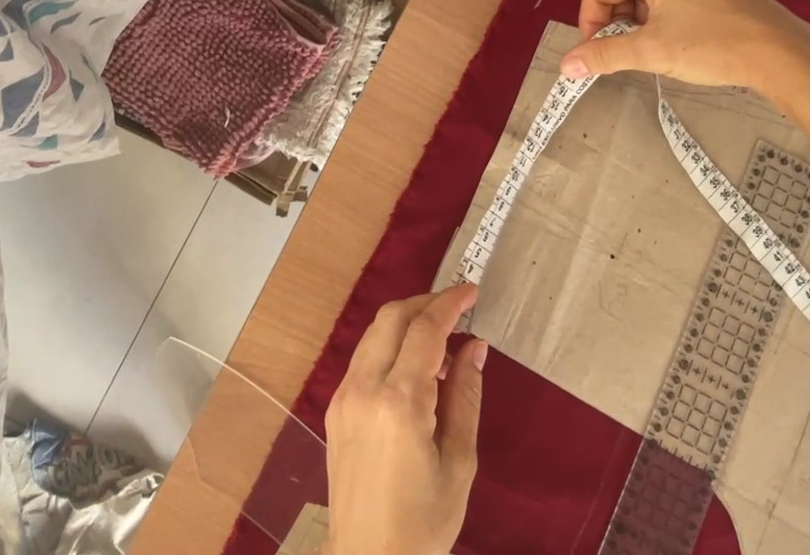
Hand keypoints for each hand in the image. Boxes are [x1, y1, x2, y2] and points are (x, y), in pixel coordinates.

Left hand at [325, 285, 486, 554]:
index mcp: (399, 401)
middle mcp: (364, 389)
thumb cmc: (424, 520)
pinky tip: (416, 368)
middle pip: (391, 319)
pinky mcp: (335, 410)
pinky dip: (391, 347)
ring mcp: (343, 397)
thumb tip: (474, 346)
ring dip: (406, 323)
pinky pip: (364, 360)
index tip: (472, 289)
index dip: (450, 303)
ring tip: (443, 339)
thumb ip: (465, 396)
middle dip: (425, 303)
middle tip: (458, 306)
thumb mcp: (459, 461)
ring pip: (373, 335)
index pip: (425, 331)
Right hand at [559, 0, 809, 102]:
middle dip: (614, 24)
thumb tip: (565, 65)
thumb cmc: (712, 46)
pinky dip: (659, 22)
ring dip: (637, 26)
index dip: (589, 21)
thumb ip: (604, 55)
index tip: (596, 53)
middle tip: (624, 55)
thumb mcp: (651, 52)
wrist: (783, 54)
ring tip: (651, 54)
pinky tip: (674, 46)